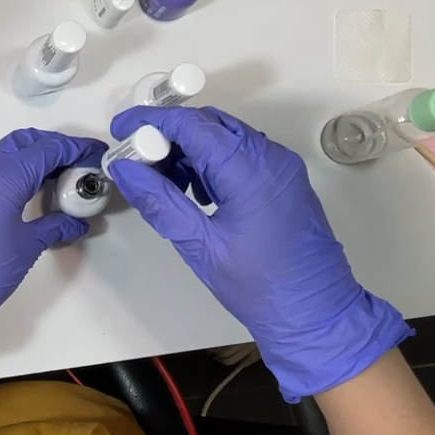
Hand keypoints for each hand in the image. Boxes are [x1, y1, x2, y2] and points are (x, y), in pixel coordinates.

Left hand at [0, 129, 104, 364]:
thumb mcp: (27, 247)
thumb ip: (56, 227)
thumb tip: (78, 222)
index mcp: (3, 177)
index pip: (47, 149)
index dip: (76, 148)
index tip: (98, 155)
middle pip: (24, 142)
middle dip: (53, 147)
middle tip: (78, 164)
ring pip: (5, 153)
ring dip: (32, 157)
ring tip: (58, 177)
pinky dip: (13, 170)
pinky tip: (29, 191)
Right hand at [108, 106, 410, 398]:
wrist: (314, 312)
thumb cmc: (258, 285)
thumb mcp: (198, 245)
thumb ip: (159, 201)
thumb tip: (125, 169)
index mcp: (249, 171)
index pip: (192, 125)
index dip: (151, 122)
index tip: (120, 129)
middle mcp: (270, 158)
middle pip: (210, 124)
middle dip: (167, 134)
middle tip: (135, 157)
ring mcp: (281, 167)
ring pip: (225, 137)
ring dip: (188, 149)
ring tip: (160, 180)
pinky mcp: (283, 181)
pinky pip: (240, 154)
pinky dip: (210, 161)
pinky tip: (192, 191)